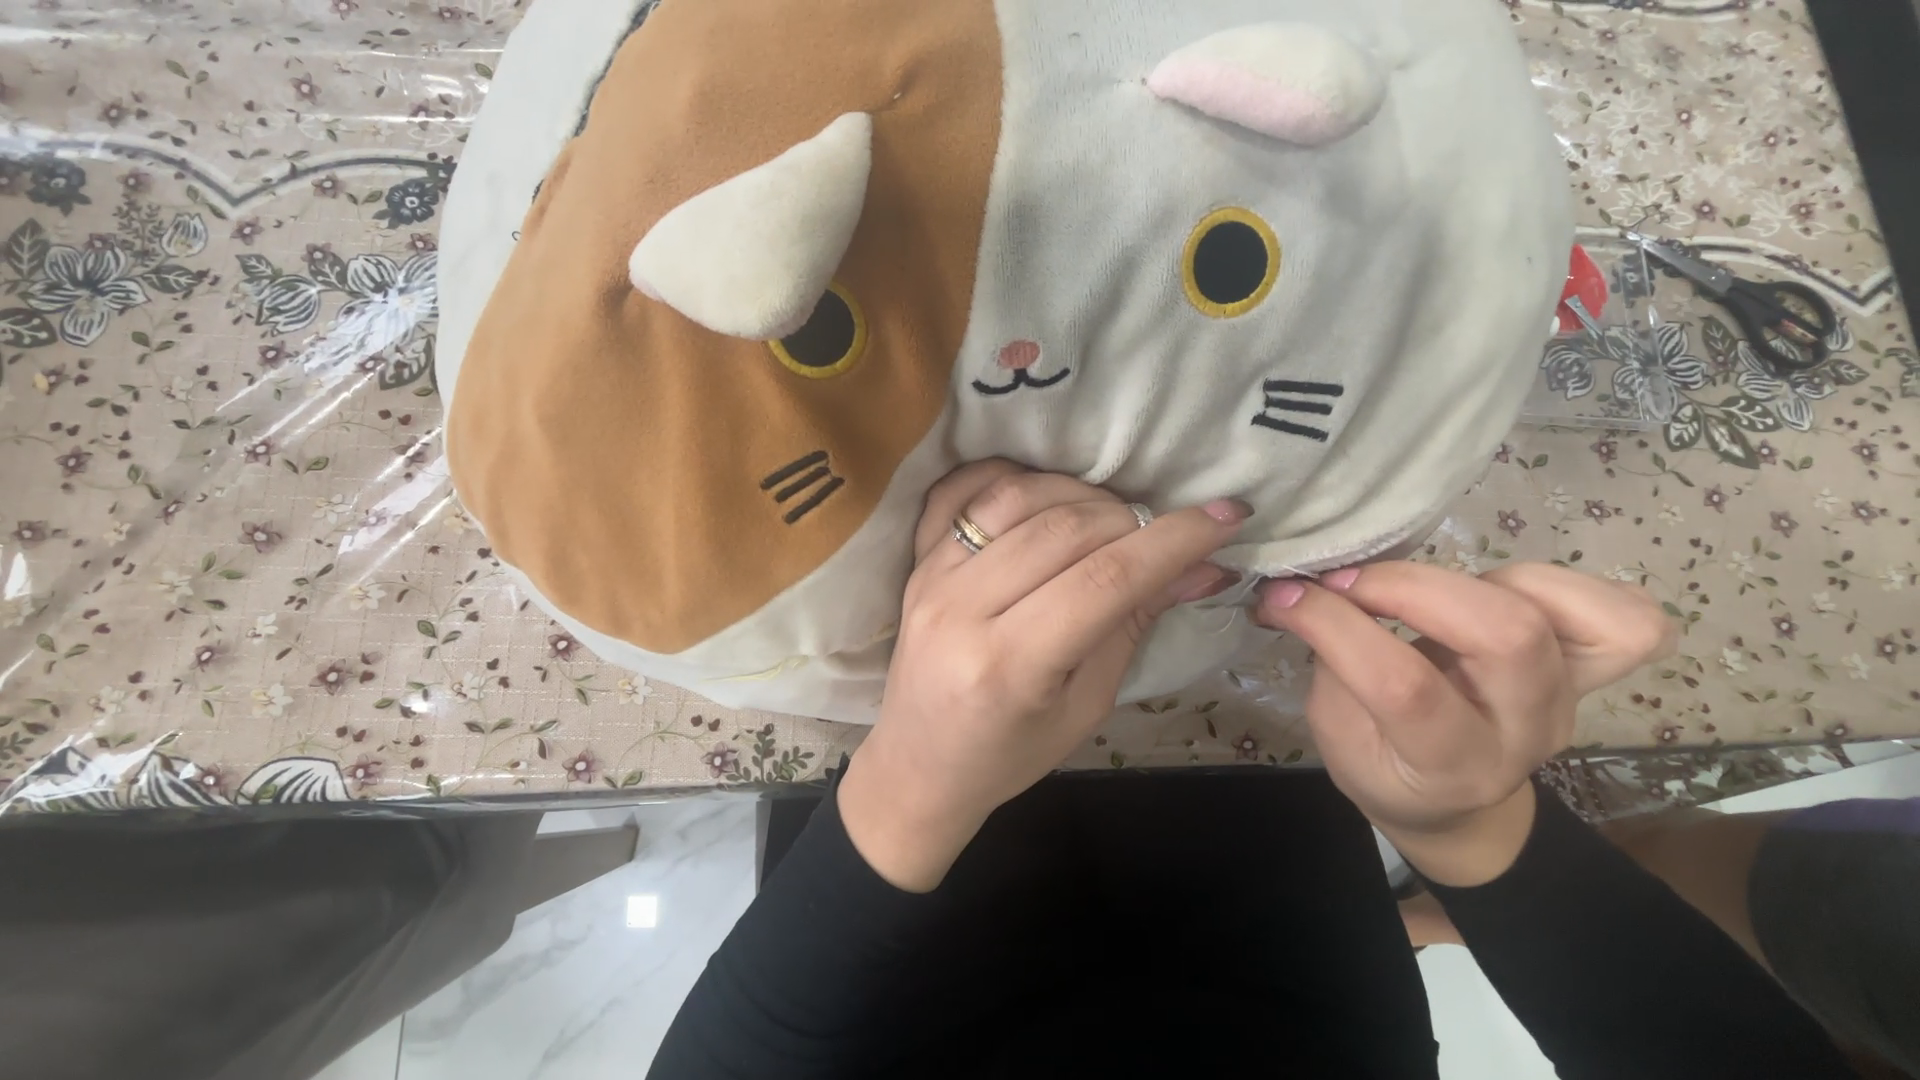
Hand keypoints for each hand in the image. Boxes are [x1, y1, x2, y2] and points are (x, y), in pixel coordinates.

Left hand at [838, 460, 1250, 890]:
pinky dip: (1010, 476)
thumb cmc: (1008, 755)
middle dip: (1134, 519)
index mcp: (1007, 665)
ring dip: (1081, 494)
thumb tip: (1204, 567)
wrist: (919, 767)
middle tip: (1169, 533)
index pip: (1104, 579)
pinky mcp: (916, 562)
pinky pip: (961, 492)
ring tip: (1115, 519)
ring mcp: (930, 578)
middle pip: (1065, 530)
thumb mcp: (1084, 707)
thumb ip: (1134, 626)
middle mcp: (961, 609)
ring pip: (1018, 498)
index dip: (1172, 540)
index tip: (1226, 517)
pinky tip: (1048, 488)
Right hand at [1254, 561, 1674, 885]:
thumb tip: (1302, 588)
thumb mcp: (1336, 736)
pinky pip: (1624, 617)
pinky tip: (1503, 588)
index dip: (1338, 626)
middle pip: (1506, 636)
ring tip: (1421, 587)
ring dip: (1475, 579)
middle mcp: (1525, 733)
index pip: (1405, 687)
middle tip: (1348, 581)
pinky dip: (1564, 586)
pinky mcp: (1595, 670)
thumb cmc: (1384, 768)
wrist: (1455, 804)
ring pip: (1564, 615)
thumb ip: (1331, 663)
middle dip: (1409, 586)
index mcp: (1451, 767)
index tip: (1285, 596)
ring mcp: (1571, 697)